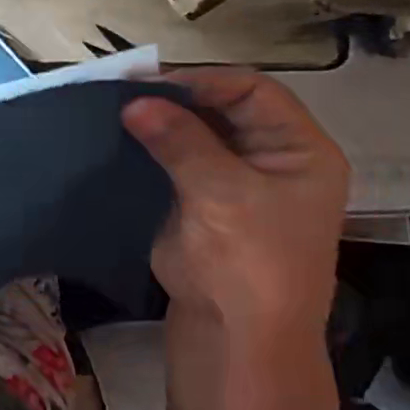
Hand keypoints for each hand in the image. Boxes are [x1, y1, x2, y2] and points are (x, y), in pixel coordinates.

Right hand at [121, 68, 347, 339]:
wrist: (235, 327)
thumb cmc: (250, 259)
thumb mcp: (223, 194)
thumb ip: (181, 143)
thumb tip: (134, 102)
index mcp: (297, 149)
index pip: (253, 92)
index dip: (204, 82)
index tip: (150, 83)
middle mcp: (265, 155)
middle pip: (219, 109)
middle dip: (173, 99)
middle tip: (122, 91)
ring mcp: (227, 177)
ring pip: (190, 133)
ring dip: (155, 121)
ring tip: (112, 110)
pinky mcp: (193, 197)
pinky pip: (168, 159)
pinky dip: (144, 146)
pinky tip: (115, 139)